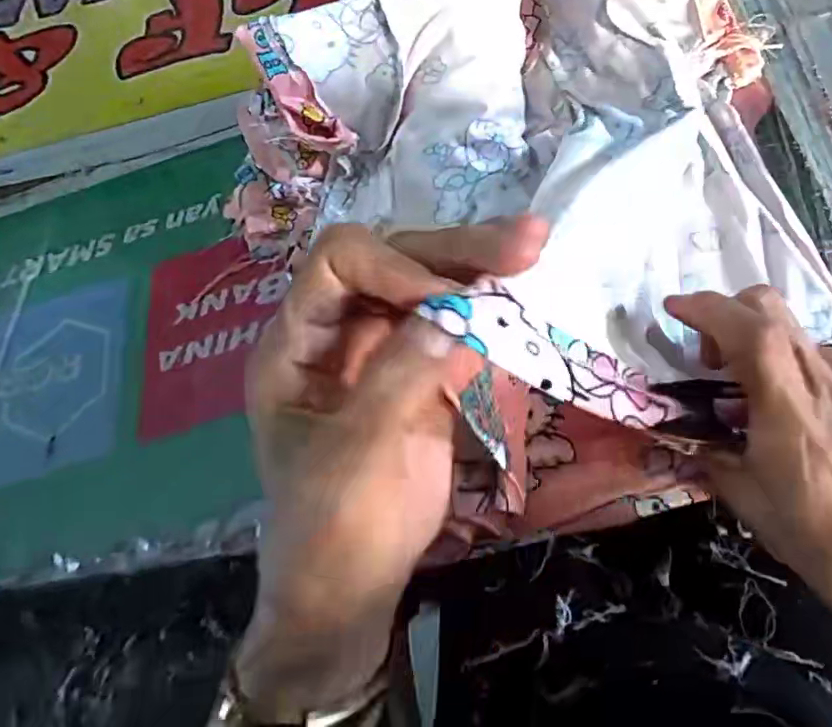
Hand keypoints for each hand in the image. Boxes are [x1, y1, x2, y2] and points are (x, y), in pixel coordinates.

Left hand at [236, 218, 546, 718]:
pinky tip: (523, 285)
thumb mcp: (356, 454)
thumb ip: (399, 377)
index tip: (443, 300)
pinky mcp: (424, 366)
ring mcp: (386, 343)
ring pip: (433, 281)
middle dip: (455, 250)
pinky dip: (490, 303)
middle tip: (525, 242)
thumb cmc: (333, 528)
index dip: (391, 267)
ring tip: (534, 243)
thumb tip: (453, 311)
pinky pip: (458, 320)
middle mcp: (341, 327)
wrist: (352, 589)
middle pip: (395, 259)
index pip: (338, 263)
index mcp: (298, 341)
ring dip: (481, 263)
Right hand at [664, 286, 831, 656]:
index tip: (676, 309)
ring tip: (768, 393)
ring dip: (768, 347)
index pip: (746, 328)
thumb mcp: (744, 497)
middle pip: (769, 307)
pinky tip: (814, 402)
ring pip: (799, 331)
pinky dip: (811, 366)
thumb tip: (685, 428)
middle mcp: (827, 379)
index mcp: (788, 406)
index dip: (706, 308)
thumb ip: (709, 449)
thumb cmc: (818, 536)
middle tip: (716, 355)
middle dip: (728, 313)